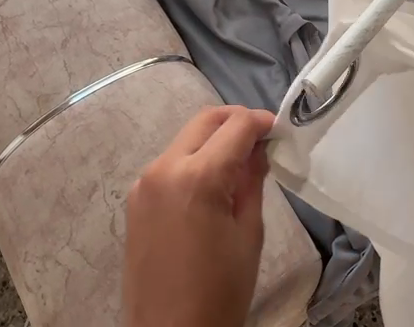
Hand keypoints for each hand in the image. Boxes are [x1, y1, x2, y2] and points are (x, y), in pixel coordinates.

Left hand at [123, 105, 274, 326]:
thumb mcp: (248, 235)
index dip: (261, 122)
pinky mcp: (135, 200)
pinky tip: (210, 185)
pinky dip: (193, 161)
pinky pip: (169, 164)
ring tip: (238, 164)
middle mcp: (165, 168)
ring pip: (185, 140)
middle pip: (204, 121)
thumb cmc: (219, 292)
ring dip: (213, 140)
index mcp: (198, 177)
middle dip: (235, 122)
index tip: (278, 129)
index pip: (235, 127)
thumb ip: (252, 182)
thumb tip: (257, 150)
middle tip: (260, 138)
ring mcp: (144, 183)